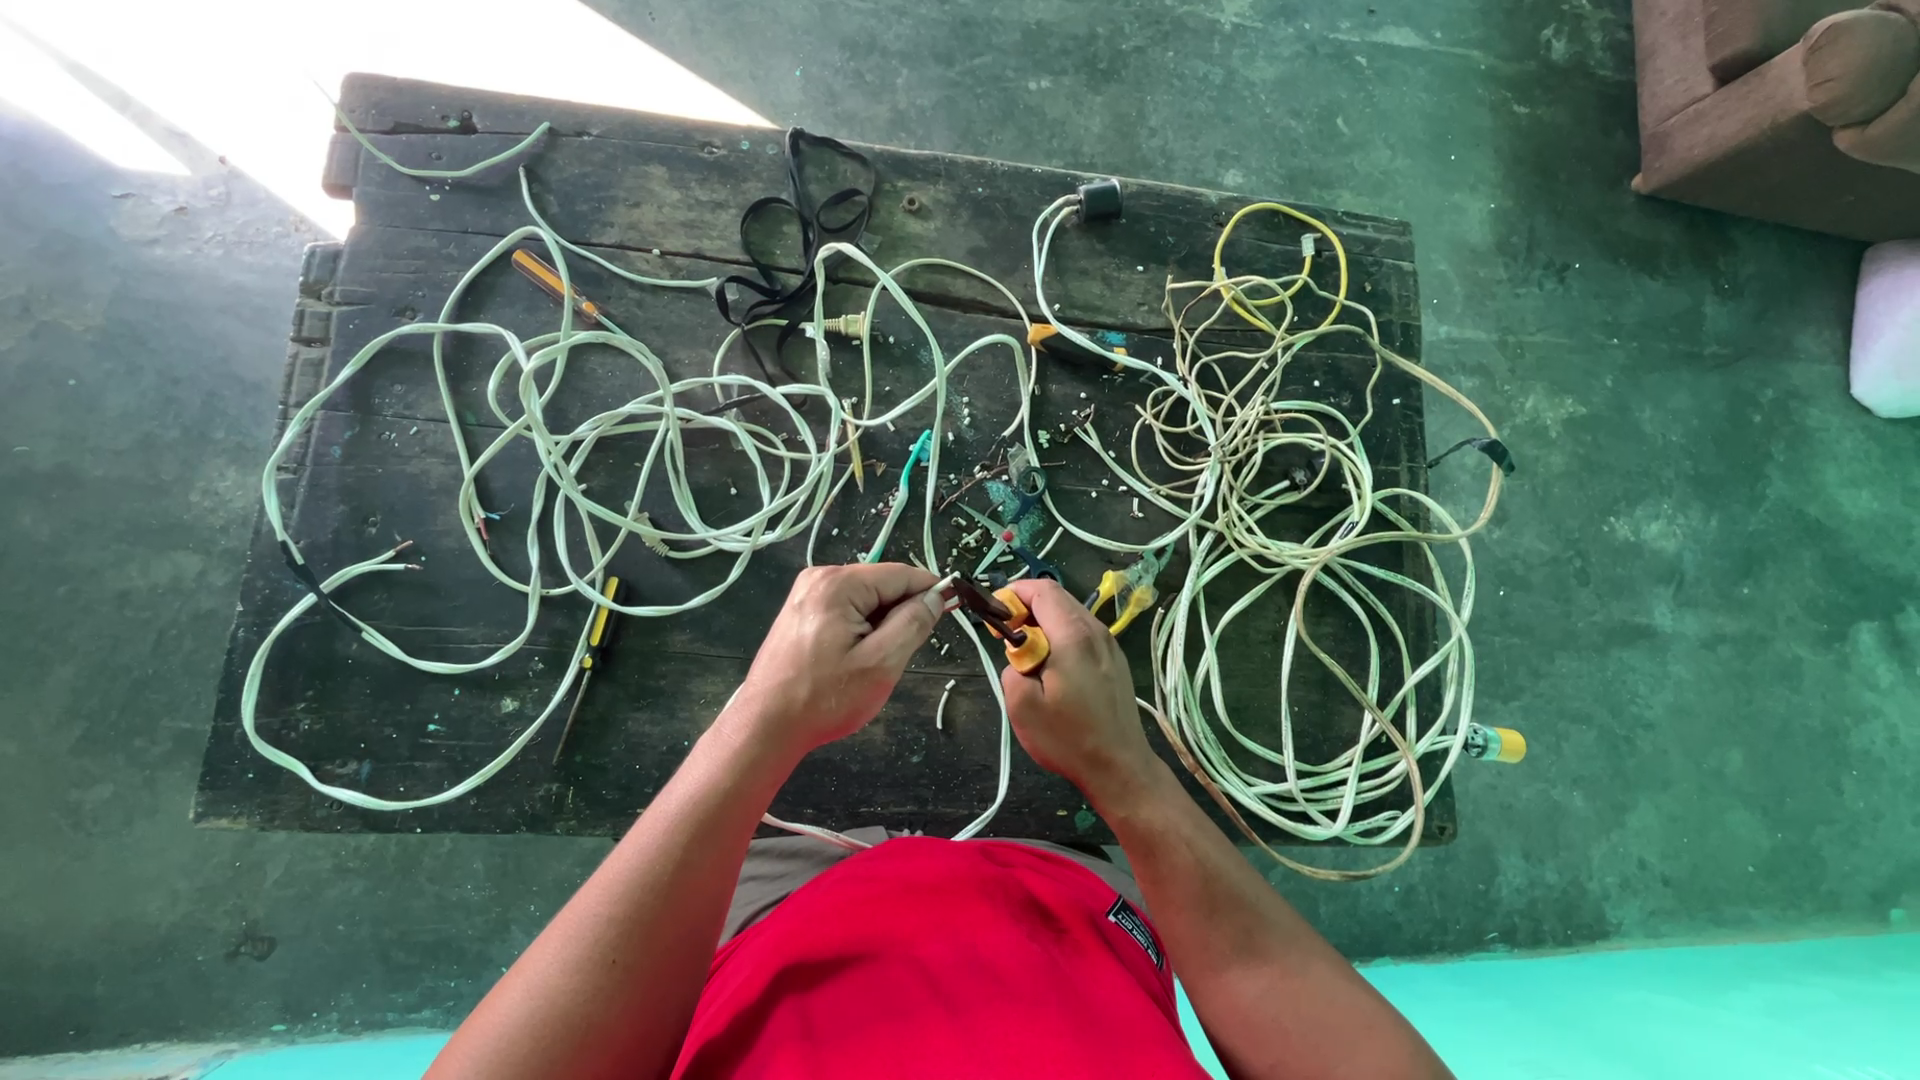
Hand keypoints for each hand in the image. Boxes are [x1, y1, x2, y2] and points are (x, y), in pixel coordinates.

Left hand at [723, 563, 942, 757]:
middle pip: (882, 585)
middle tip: (898, 655)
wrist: (765, 726)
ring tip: (870, 663)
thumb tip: (937, 595)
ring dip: (880, 625)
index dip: (931, 591)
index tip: (952, 611)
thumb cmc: (824, 698)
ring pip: (866, 600)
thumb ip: (913, 623)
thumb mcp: (881, 663)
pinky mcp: (801, 612)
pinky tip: (853, 660)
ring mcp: (806, 594)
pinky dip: (860, 630)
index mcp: (838, 583)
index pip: (902, 574)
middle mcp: (819, 578)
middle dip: (900, 614)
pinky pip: (846, 610)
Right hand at [999, 578, 1160, 802]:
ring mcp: (1110, 645)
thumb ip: (1011, 668)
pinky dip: (1062, 636)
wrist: (1120, 767)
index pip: (1042, 590)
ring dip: (1045, 623)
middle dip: (1027, 608)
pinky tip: (1054, 668)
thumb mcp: (1022, 706)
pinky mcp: (1115, 660)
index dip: (1014, 593)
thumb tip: (1019, 656)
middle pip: (1058, 597)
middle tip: (1008, 637)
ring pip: (1071, 614)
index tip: (996, 615)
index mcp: (1073, 636)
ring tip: (1028, 656)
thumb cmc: (1069, 738)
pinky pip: (1083, 632)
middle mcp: (1096, 631)